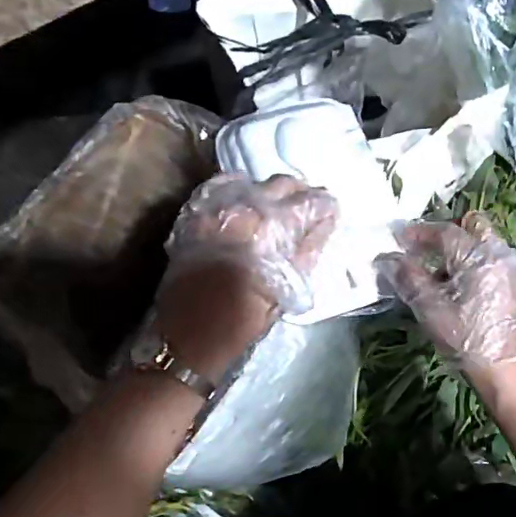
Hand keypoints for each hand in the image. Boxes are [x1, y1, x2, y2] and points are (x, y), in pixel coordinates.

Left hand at [156, 174, 336, 378]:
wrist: (186, 335)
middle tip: (305, 212)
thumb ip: (307, 251)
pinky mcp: (195, 211)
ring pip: (254, 181)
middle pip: (283, 184)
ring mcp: (216, 206)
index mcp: (272, 229)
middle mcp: (245, 207)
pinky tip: (245, 205)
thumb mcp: (286, 290)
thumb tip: (323, 223)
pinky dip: (239, 190)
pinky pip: (222, 185)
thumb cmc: (241, 321)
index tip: (329, 214)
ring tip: (275, 210)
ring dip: (270, 193)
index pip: (311, 202)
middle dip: (300, 195)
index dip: (325, 207)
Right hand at [375, 213, 515, 374]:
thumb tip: (386, 258)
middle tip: (423, 247)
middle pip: (472, 226)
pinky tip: (453, 286)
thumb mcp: (430, 308)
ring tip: (434, 272)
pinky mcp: (512, 285)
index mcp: (478, 256)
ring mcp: (509, 269)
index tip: (399, 239)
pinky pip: (489, 259)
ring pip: (482, 242)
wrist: (503, 370)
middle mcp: (498, 254)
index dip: (419, 232)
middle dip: (446, 231)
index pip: (445, 232)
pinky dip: (470, 263)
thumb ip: (408, 278)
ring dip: (458, 249)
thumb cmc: (465, 338)